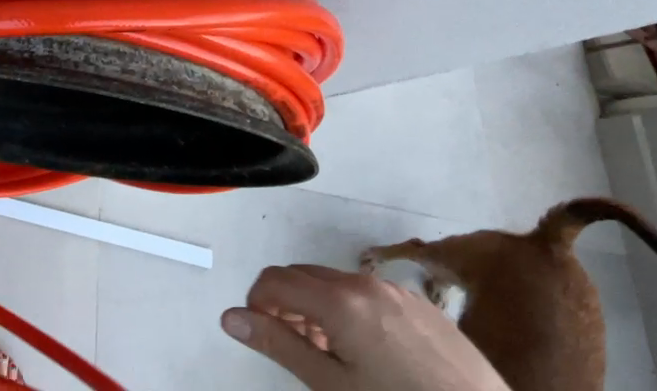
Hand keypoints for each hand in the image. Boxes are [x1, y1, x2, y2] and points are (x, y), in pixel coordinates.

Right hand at [221, 265, 510, 390]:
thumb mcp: (330, 385)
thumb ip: (278, 344)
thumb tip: (229, 316)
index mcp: (337, 300)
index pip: (274, 280)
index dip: (257, 303)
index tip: (264, 335)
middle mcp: (364, 284)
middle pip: (304, 276)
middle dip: (288, 304)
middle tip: (297, 347)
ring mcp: (399, 293)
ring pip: (338, 285)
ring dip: (321, 308)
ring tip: (335, 356)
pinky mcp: (427, 308)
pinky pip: (373, 296)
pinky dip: (355, 312)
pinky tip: (375, 355)